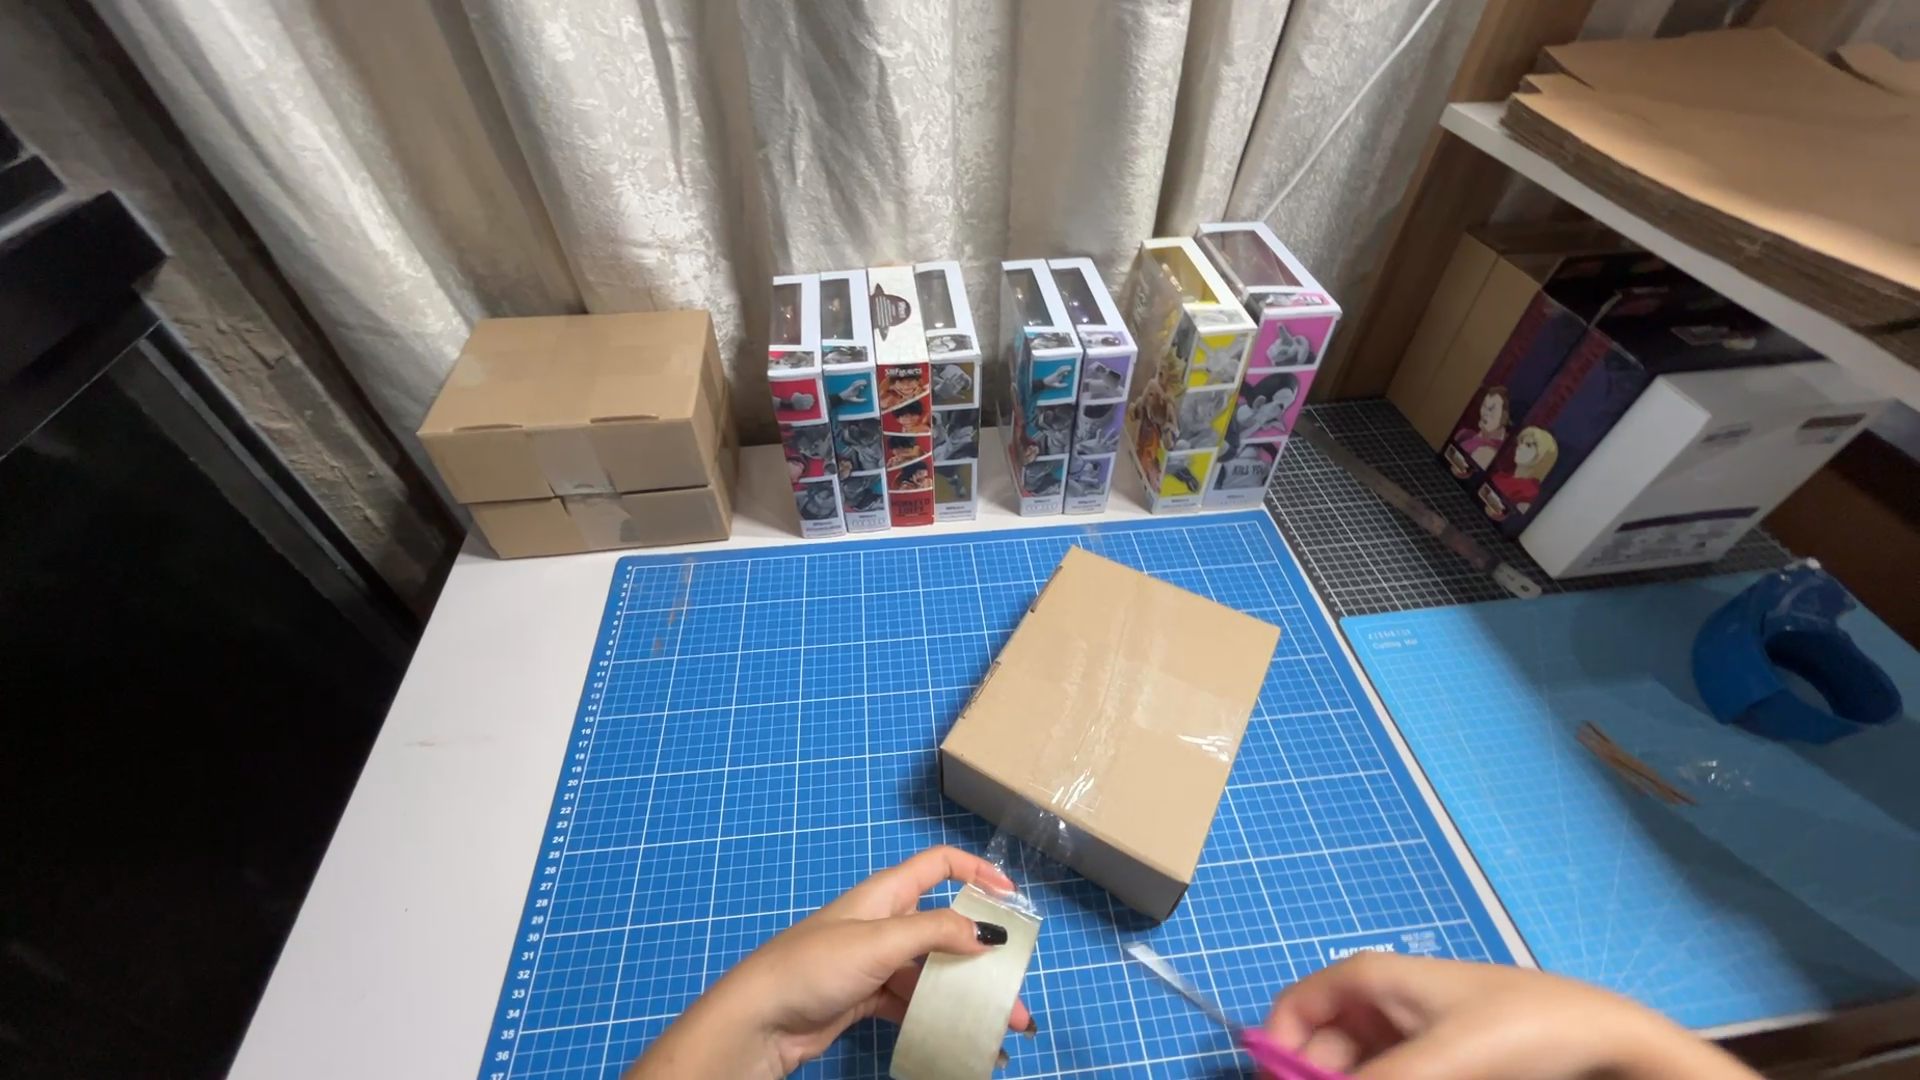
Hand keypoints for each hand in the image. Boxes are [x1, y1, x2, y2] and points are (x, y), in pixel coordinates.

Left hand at [629, 846, 1032, 1079]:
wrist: (760, 1020)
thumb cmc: (816, 964)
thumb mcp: (880, 941)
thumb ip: (934, 933)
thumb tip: (986, 933)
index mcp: (888, 892)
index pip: (940, 865)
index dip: (977, 873)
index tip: (1012, 898)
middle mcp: (887, 920)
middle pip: (945, 926)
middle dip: (983, 953)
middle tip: (1015, 985)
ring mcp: (878, 960)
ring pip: (934, 969)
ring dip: (967, 993)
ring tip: (1001, 1025)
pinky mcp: (869, 996)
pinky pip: (914, 1001)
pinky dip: (939, 1016)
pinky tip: (962, 1037)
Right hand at [1263, 953, 1758, 1079]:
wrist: (1602, 1039)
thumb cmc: (1513, 1029)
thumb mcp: (1443, 1061)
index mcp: (1364, 979)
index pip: (1294, 1009)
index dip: (1279, 1051)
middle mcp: (1376, 1002)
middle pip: (1323, 1048)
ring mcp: (1405, 1032)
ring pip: (1357, 1069)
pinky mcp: (1435, 1060)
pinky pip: (1390, 1077)